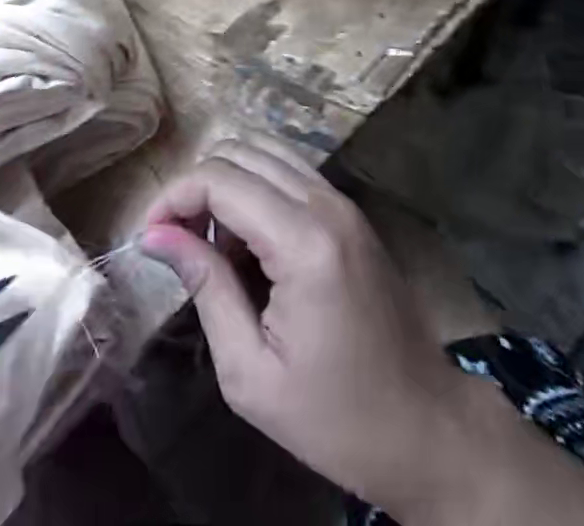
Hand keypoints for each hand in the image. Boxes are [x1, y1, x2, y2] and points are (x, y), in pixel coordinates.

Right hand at [139, 140, 583, 525]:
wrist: (432, 432)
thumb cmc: (337, 419)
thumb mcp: (250, 371)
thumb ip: (204, 287)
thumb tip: (153, 236)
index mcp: (305, 244)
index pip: (218, 179)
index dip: (172, 199)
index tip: (151, 239)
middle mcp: (327, 206)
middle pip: (237, 152)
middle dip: (195, 187)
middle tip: (178, 242)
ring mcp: (344, 205)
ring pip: (262, 150)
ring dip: (224, 183)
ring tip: (211, 241)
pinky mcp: (350, 214)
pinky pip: (286, 171)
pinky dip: (253, 187)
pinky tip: (247, 240)